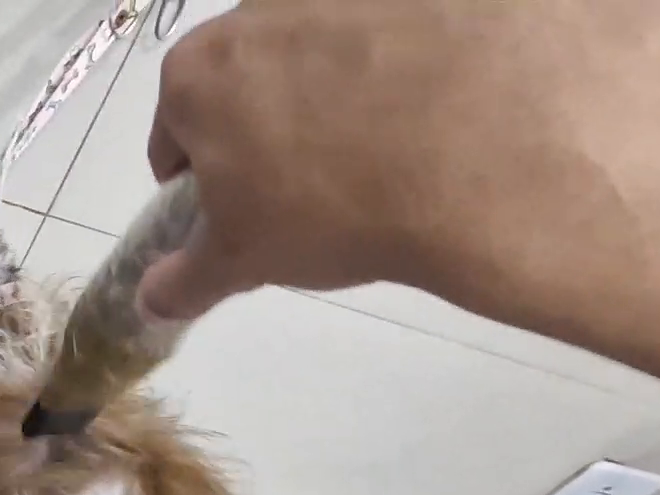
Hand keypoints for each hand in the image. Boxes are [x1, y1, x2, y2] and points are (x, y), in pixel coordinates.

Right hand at [137, 0, 659, 338]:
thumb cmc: (335, 206)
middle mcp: (263, 4)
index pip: (172, 133)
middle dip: (263, 127)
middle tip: (314, 180)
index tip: (239, 208)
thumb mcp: (241, 263)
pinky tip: (445, 100)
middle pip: (245, 81)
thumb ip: (181, 282)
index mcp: (197, 74)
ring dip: (336, 90)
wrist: (510, 144)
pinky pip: (407, 25)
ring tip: (391, 141)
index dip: (198, 180)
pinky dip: (413, 58)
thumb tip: (149, 300)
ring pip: (325, 47)